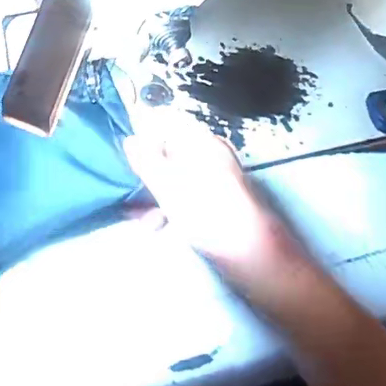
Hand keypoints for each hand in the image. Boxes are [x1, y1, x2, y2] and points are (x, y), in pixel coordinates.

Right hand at [123, 133, 331, 319]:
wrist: (257, 259)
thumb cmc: (209, 216)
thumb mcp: (169, 187)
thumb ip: (147, 161)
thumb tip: (130, 140)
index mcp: (203, 142)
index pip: (165, 126)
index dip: (143, 144)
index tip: (128, 166)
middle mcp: (213, 154)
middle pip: (170, 154)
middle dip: (148, 176)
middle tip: (133, 200)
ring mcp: (219, 178)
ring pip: (177, 177)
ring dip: (157, 196)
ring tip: (148, 222)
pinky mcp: (222, 202)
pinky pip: (189, 194)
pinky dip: (173, 206)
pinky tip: (161, 225)